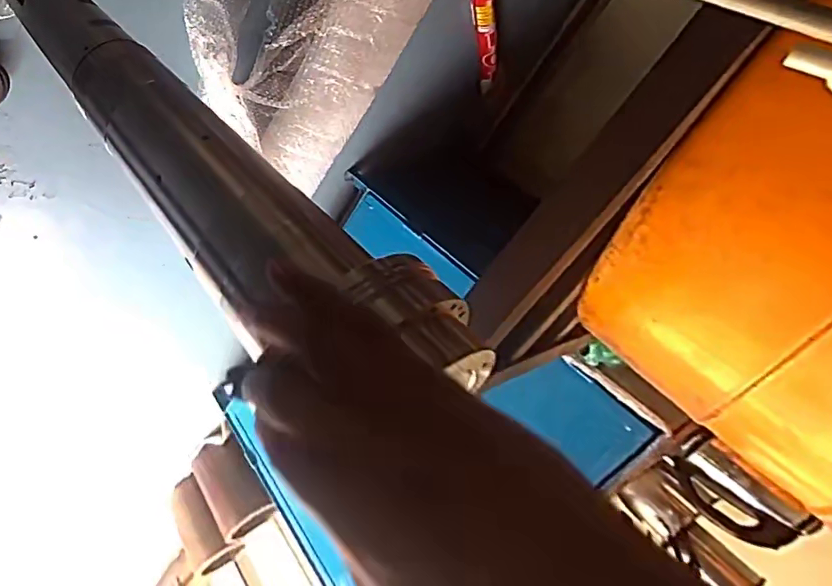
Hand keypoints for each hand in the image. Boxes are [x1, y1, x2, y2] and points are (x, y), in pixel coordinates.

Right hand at [241, 262, 689, 585]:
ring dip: (291, 307)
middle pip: (288, 385)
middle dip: (267, 366)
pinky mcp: (429, 378)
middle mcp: (355, 439)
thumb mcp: (389, 571)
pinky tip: (317, 284)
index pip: (279, 440)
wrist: (577, 581)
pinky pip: (369, 327)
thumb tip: (321, 479)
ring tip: (267, 275)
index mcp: (337, 495)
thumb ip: (346, 516)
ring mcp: (392, 400)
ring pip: (325, 339)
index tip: (262, 410)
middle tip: (253, 350)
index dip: (267, 420)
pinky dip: (333, 299)